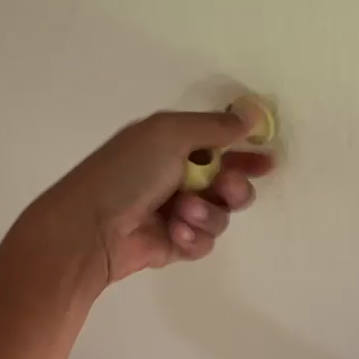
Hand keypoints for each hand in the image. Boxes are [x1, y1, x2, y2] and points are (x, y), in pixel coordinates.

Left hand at [21, 103, 273, 289]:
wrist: (90, 228)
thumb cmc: (127, 172)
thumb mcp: (170, 134)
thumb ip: (216, 126)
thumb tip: (255, 113)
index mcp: (175, 145)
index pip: (222, 146)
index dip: (247, 154)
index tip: (268, 161)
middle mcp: (179, 178)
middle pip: (232, 185)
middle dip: (235, 188)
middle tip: (226, 189)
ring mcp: (178, 213)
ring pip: (221, 216)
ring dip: (207, 214)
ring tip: (181, 212)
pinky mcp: (176, 245)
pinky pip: (205, 242)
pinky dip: (193, 237)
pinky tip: (174, 233)